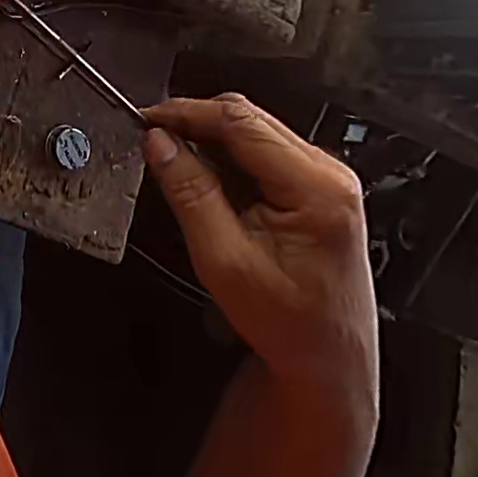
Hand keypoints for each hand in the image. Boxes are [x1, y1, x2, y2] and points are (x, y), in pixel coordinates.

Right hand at [141, 95, 377, 405]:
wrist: (328, 363)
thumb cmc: (290, 326)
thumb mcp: (224, 260)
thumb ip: (189, 193)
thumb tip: (160, 143)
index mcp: (315, 187)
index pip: (240, 121)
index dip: (187, 113)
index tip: (149, 119)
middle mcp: (328, 173)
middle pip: (247, 118)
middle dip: (194, 120)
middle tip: (152, 135)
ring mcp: (324, 177)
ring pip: (252, 129)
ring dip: (208, 136)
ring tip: (171, 154)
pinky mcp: (313, 186)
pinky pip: (260, 149)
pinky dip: (224, 153)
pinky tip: (201, 170)